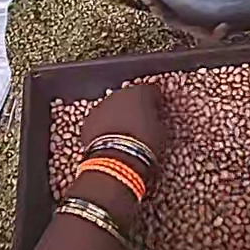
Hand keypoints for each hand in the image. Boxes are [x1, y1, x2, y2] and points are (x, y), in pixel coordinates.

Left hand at [72, 83, 165, 221]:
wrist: (116, 159)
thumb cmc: (144, 145)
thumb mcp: (161, 132)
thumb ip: (157, 119)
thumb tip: (155, 119)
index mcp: (141, 93)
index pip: (151, 90)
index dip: (155, 100)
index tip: (158, 108)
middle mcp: (119, 94)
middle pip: (129, 97)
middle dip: (134, 107)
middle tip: (140, 122)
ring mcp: (101, 106)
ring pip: (112, 108)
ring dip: (118, 116)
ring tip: (124, 133)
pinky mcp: (88, 120)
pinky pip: (99, 120)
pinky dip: (104, 126)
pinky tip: (110, 139)